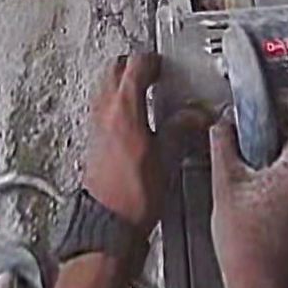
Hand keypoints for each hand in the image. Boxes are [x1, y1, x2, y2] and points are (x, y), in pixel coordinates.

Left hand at [82, 52, 180, 228]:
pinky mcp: (92, 137)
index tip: (163, 67)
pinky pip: (101, 104)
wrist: (108, 225)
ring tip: (141, 89)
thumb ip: (180, 128)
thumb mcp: (166, 158)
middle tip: (152, 72)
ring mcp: (95, 123)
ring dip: (121, 80)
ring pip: (104, 84)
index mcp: (125, 108)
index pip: (135, 66)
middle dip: (133, 64)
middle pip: (114, 68)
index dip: (152, 62)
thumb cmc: (133, 196)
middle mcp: (105, 110)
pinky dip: (114, 99)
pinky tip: (129, 116)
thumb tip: (195, 115)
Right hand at [210, 88, 287, 287]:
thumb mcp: (224, 182)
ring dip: (276, 140)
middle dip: (278, 117)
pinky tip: (253, 168)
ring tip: (248, 138)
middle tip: (254, 112)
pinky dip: (276, 161)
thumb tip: (222, 120)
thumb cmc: (245, 243)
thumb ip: (223, 142)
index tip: (271, 92)